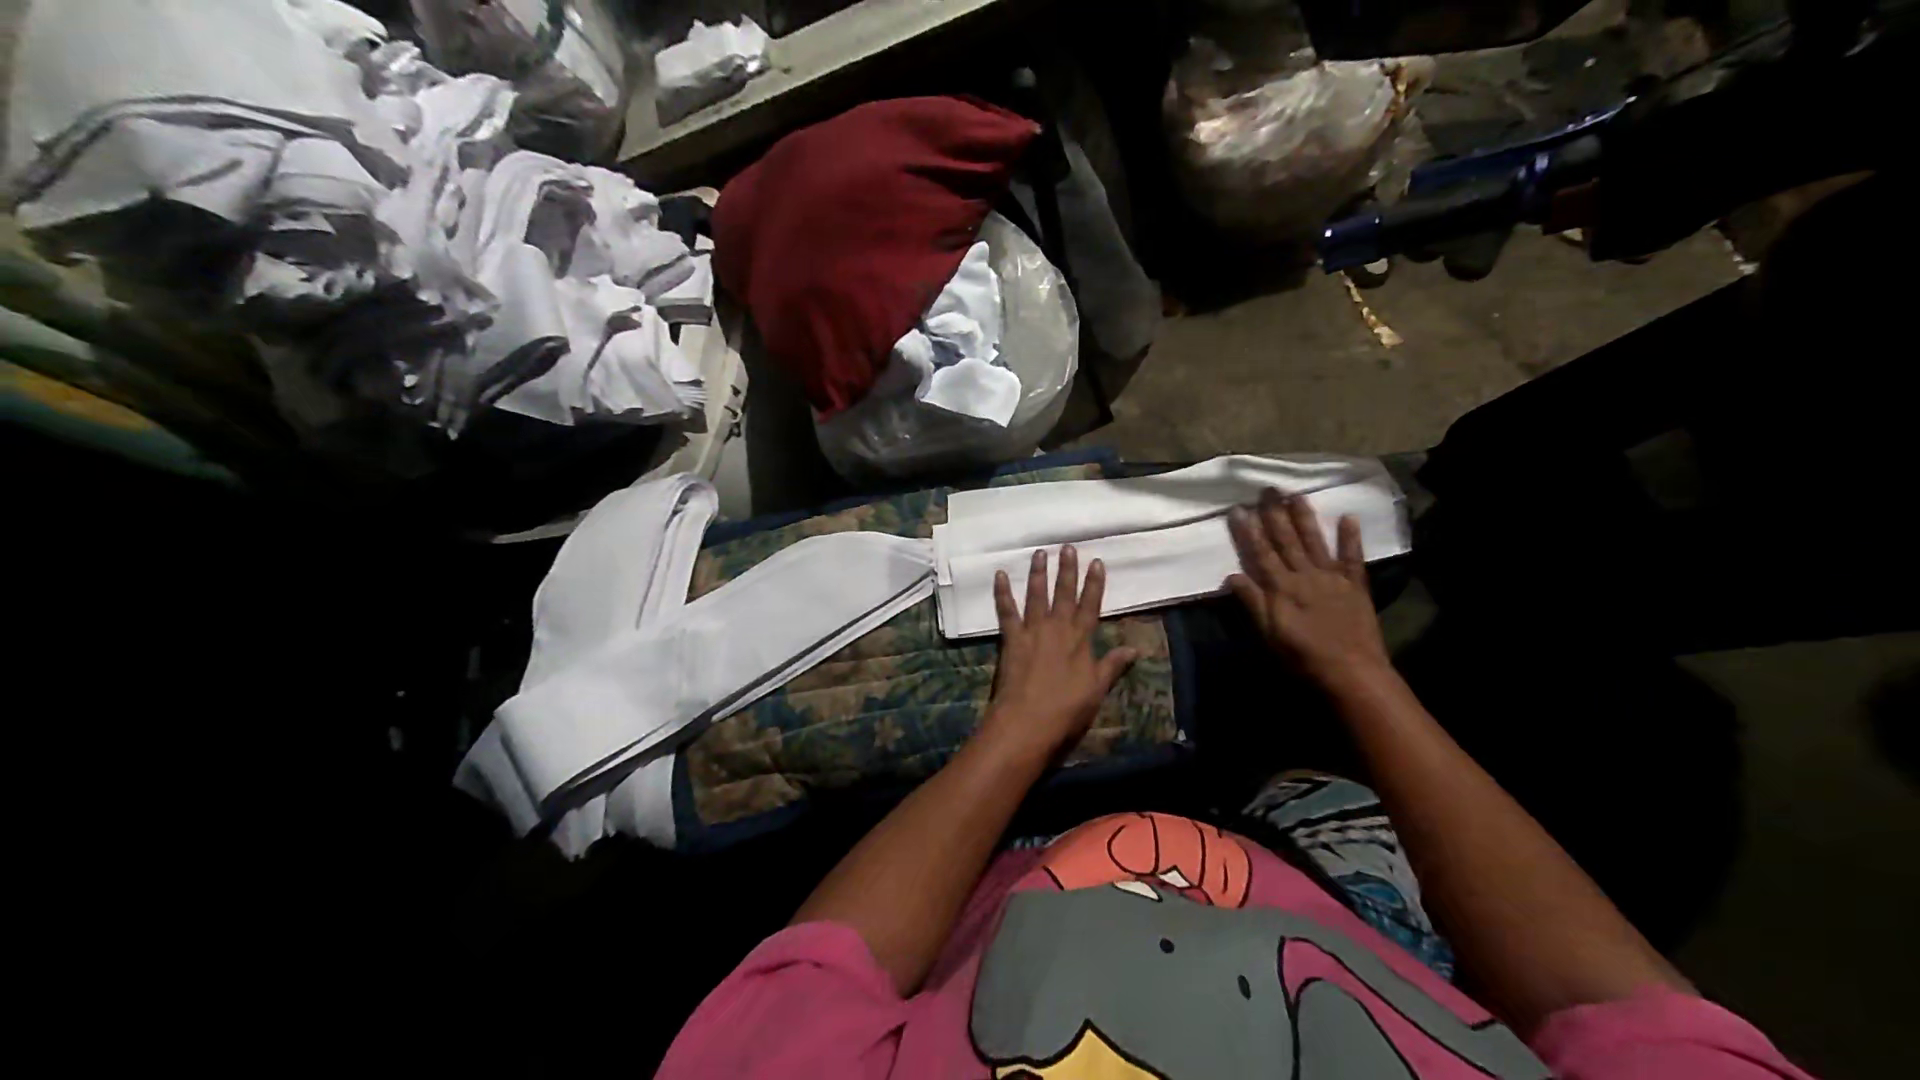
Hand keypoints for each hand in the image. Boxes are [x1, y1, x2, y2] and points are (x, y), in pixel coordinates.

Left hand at [980, 545, 1139, 761]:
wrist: (1027, 722)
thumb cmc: (1067, 709)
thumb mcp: (1097, 689)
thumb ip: (1113, 665)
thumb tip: (1135, 650)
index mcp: (1080, 639)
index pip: (1091, 605)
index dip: (1095, 584)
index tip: (1097, 562)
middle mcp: (1057, 628)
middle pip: (1064, 593)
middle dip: (1067, 570)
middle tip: (1067, 547)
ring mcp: (1032, 631)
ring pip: (1037, 595)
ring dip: (1039, 573)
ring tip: (1040, 553)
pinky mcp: (1011, 638)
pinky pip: (1006, 611)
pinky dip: (1003, 593)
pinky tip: (1001, 575)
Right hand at [1225, 489, 1390, 690]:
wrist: (1352, 672)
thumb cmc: (1302, 656)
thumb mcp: (1268, 634)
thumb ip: (1252, 603)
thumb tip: (1232, 575)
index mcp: (1281, 587)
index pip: (1260, 553)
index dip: (1248, 531)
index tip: (1238, 508)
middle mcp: (1305, 575)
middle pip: (1286, 540)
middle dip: (1274, 513)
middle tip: (1267, 489)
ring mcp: (1332, 578)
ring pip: (1314, 541)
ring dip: (1305, 517)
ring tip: (1296, 494)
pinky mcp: (1355, 586)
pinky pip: (1352, 557)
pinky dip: (1350, 537)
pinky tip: (1348, 517)